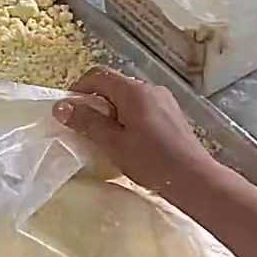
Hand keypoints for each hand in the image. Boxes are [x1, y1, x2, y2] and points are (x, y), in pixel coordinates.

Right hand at [54, 67, 218, 194]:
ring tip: (104, 135)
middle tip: (83, 126)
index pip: (98, 75)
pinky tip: (127, 140)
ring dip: (110, 110)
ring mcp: (163, 100)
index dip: (78, 88)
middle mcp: (149, 89)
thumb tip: (60, 107)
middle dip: (94, 101)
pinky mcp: (171, 114)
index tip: (67, 109)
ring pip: (127, 97)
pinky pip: (141, 107)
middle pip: (113, 85)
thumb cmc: (151, 161)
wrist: (195, 180)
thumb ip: (86, 121)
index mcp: (133, 91)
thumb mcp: (112, 143)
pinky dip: (126, 116)